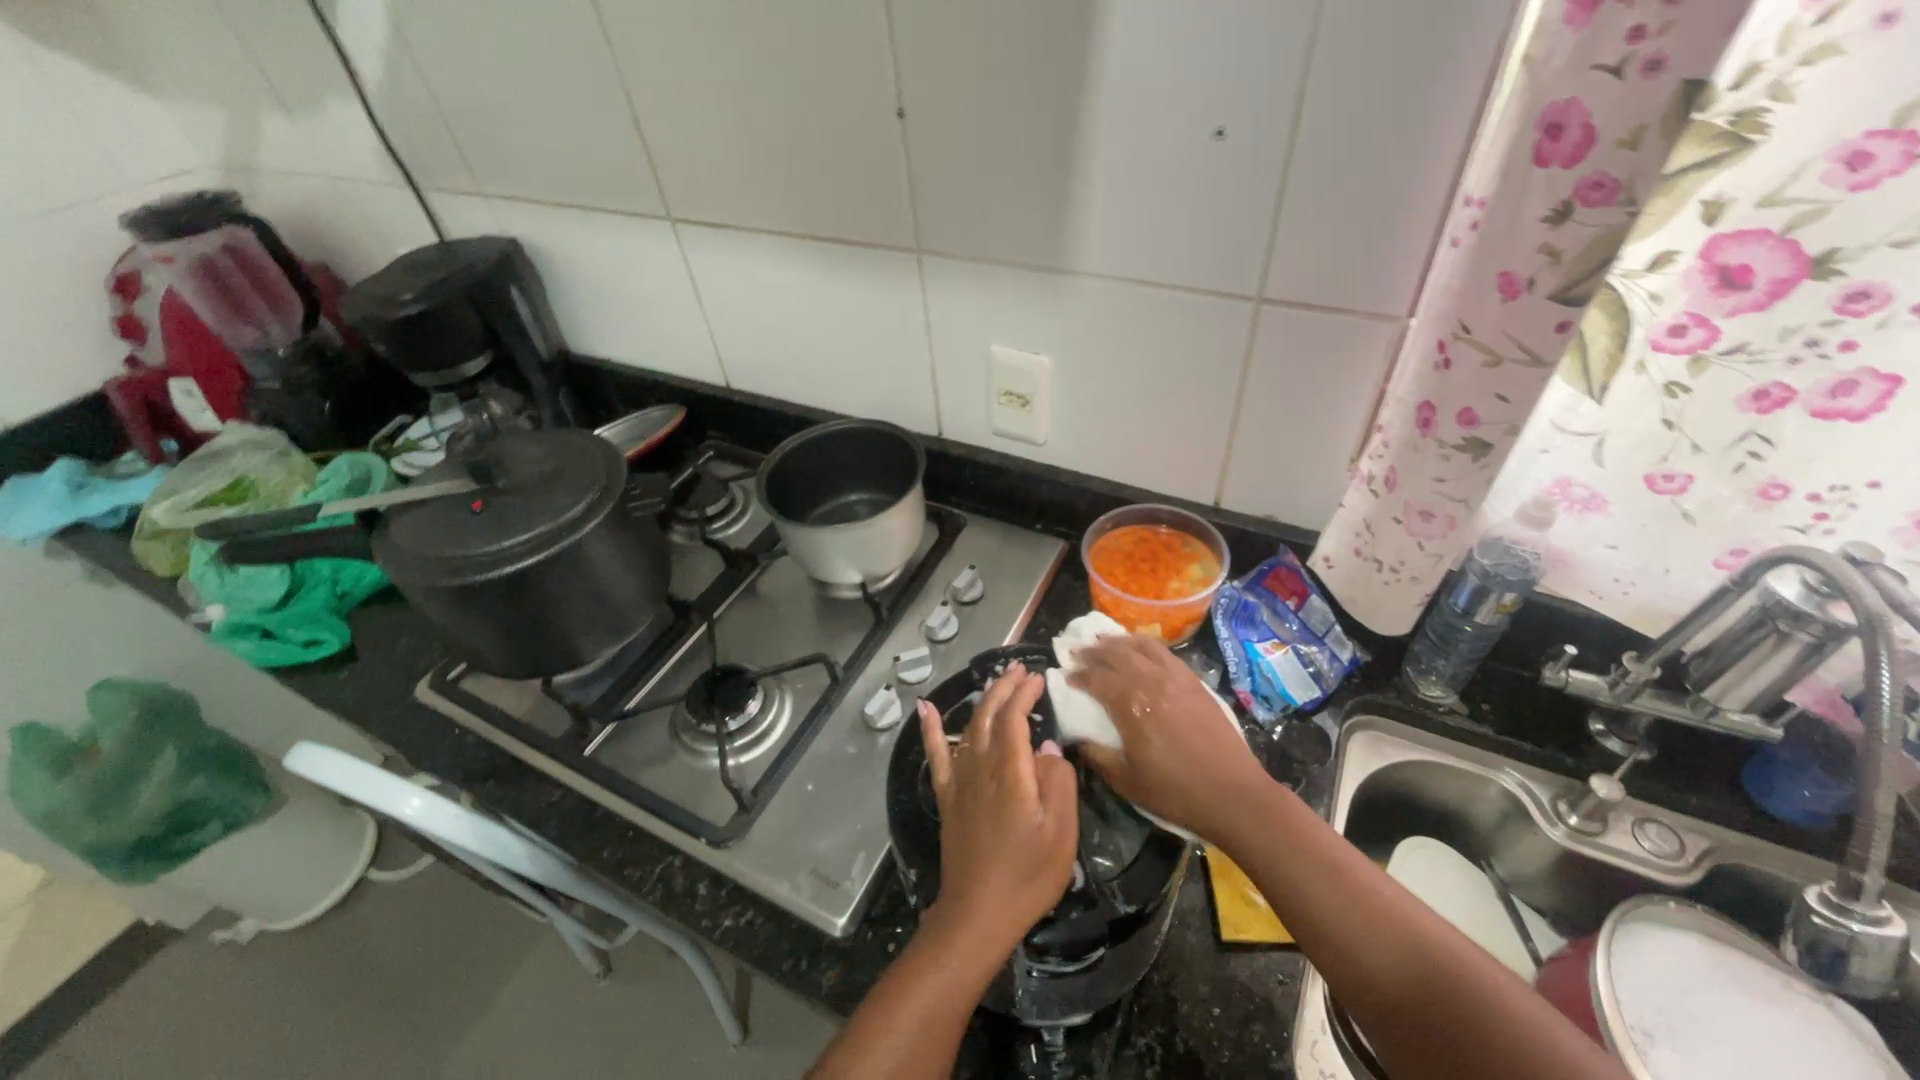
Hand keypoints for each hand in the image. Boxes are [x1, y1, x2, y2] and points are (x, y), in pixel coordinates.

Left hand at [918, 663, 1078, 952]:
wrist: (978, 912)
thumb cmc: (1028, 874)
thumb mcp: (1061, 832)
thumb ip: (1059, 783)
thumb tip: (1049, 747)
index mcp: (1011, 771)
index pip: (1014, 717)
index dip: (1025, 693)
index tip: (1040, 676)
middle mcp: (980, 767)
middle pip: (989, 715)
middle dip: (1005, 688)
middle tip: (1021, 668)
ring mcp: (959, 781)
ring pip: (968, 727)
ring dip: (983, 700)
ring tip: (996, 681)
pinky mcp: (947, 797)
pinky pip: (937, 754)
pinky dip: (931, 728)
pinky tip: (926, 708)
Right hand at [1068, 635, 1268, 841]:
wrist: (1231, 792)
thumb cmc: (1175, 791)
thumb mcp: (1125, 781)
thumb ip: (1097, 756)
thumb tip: (1078, 739)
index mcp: (1131, 706)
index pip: (1096, 679)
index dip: (1079, 676)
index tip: (1067, 677)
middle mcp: (1152, 682)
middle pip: (1117, 655)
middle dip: (1093, 652)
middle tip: (1078, 652)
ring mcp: (1176, 679)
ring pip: (1142, 647)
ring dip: (1119, 642)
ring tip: (1104, 641)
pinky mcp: (1195, 682)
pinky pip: (1165, 653)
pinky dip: (1146, 645)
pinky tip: (1140, 650)